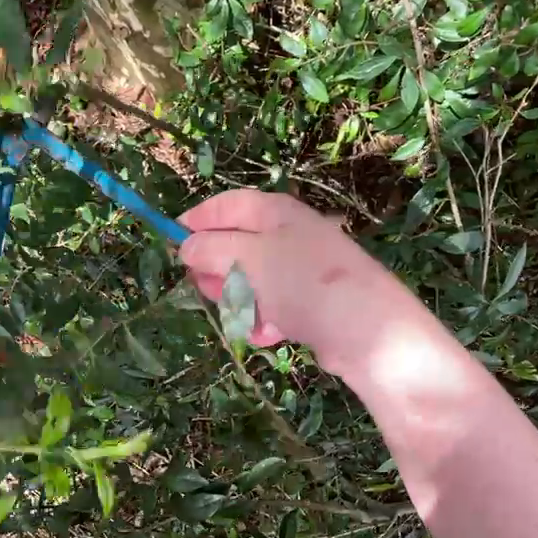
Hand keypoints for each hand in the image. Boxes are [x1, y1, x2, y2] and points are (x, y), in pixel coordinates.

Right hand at [176, 190, 415, 374]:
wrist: (365, 329)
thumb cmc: (302, 282)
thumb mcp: (247, 259)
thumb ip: (210, 250)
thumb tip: (186, 246)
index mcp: (273, 213)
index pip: (225, 205)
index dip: (197, 221)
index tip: (173, 242)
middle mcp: (286, 236)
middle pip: (232, 248)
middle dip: (218, 273)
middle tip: (215, 290)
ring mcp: (297, 271)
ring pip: (246, 283)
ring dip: (240, 303)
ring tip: (252, 317)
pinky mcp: (305, 303)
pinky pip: (268, 307)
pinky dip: (263, 321)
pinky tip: (272, 332)